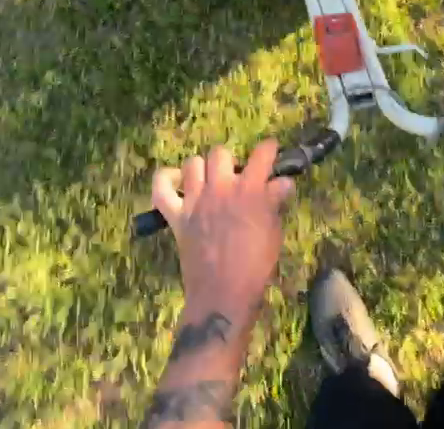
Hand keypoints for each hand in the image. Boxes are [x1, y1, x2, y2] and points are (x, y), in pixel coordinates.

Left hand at [151, 140, 294, 324]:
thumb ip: (275, 203)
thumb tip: (283, 182)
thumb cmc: (256, 266)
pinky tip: (177, 183)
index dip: (269, 148)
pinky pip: (161, 189)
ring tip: (209, 181)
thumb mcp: (274, 232)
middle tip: (234, 176)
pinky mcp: (176, 216)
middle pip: (220, 153)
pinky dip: (165, 180)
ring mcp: (195, 201)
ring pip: (193, 163)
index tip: (270, 151)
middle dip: (229, 160)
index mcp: (250, 191)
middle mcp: (221, 188)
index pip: (262, 153)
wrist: (223, 296)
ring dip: (202, 169)